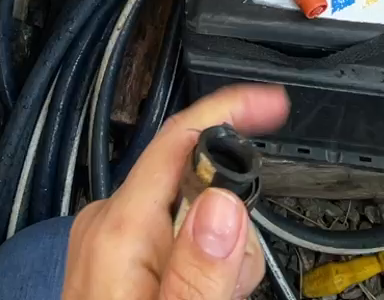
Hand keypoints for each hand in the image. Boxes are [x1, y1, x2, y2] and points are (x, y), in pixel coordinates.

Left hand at [62, 83, 289, 299]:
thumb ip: (201, 274)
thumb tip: (225, 202)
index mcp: (120, 227)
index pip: (177, 139)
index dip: (228, 110)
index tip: (273, 103)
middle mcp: (110, 222)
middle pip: (193, 175)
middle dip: (231, 212)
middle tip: (237, 281)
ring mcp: (113, 241)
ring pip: (193, 210)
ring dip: (220, 249)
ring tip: (217, 298)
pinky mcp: (121, 260)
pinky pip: (178, 235)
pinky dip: (203, 260)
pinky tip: (201, 294)